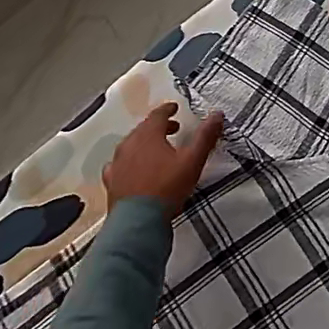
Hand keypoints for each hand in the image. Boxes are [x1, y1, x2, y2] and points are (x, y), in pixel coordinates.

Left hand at [104, 103, 224, 219]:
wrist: (138, 221)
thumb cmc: (167, 187)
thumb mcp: (193, 161)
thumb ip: (205, 136)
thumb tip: (217, 114)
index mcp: (148, 135)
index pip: (157, 115)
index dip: (167, 109)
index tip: (174, 108)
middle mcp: (129, 144)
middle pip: (144, 129)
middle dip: (159, 127)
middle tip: (172, 129)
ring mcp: (117, 163)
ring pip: (131, 146)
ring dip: (145, 144)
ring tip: (157, 151)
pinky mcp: (111, 181)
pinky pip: (120, 165)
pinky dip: (130, 162)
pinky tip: (133, 169)